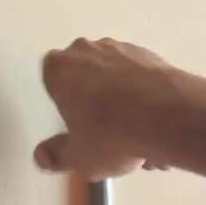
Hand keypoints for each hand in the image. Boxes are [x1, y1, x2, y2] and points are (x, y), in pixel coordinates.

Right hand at [34, 37, 186, 180]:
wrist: (163, 114)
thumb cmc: (111, 133)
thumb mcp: (79, 157)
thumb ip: (56, 155)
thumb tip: (42, 156)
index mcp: (58, 69)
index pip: (53, 83)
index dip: (67, 107)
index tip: (81, 126)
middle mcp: (82, 49)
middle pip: (85, 79)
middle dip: (97, 105)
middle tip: (110, 137)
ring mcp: (115, 46)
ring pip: (113, 78)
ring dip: (122, 102)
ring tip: (139, 137)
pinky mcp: (143, 52)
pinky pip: (136, 75)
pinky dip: (142, 93)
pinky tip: (154, 122)